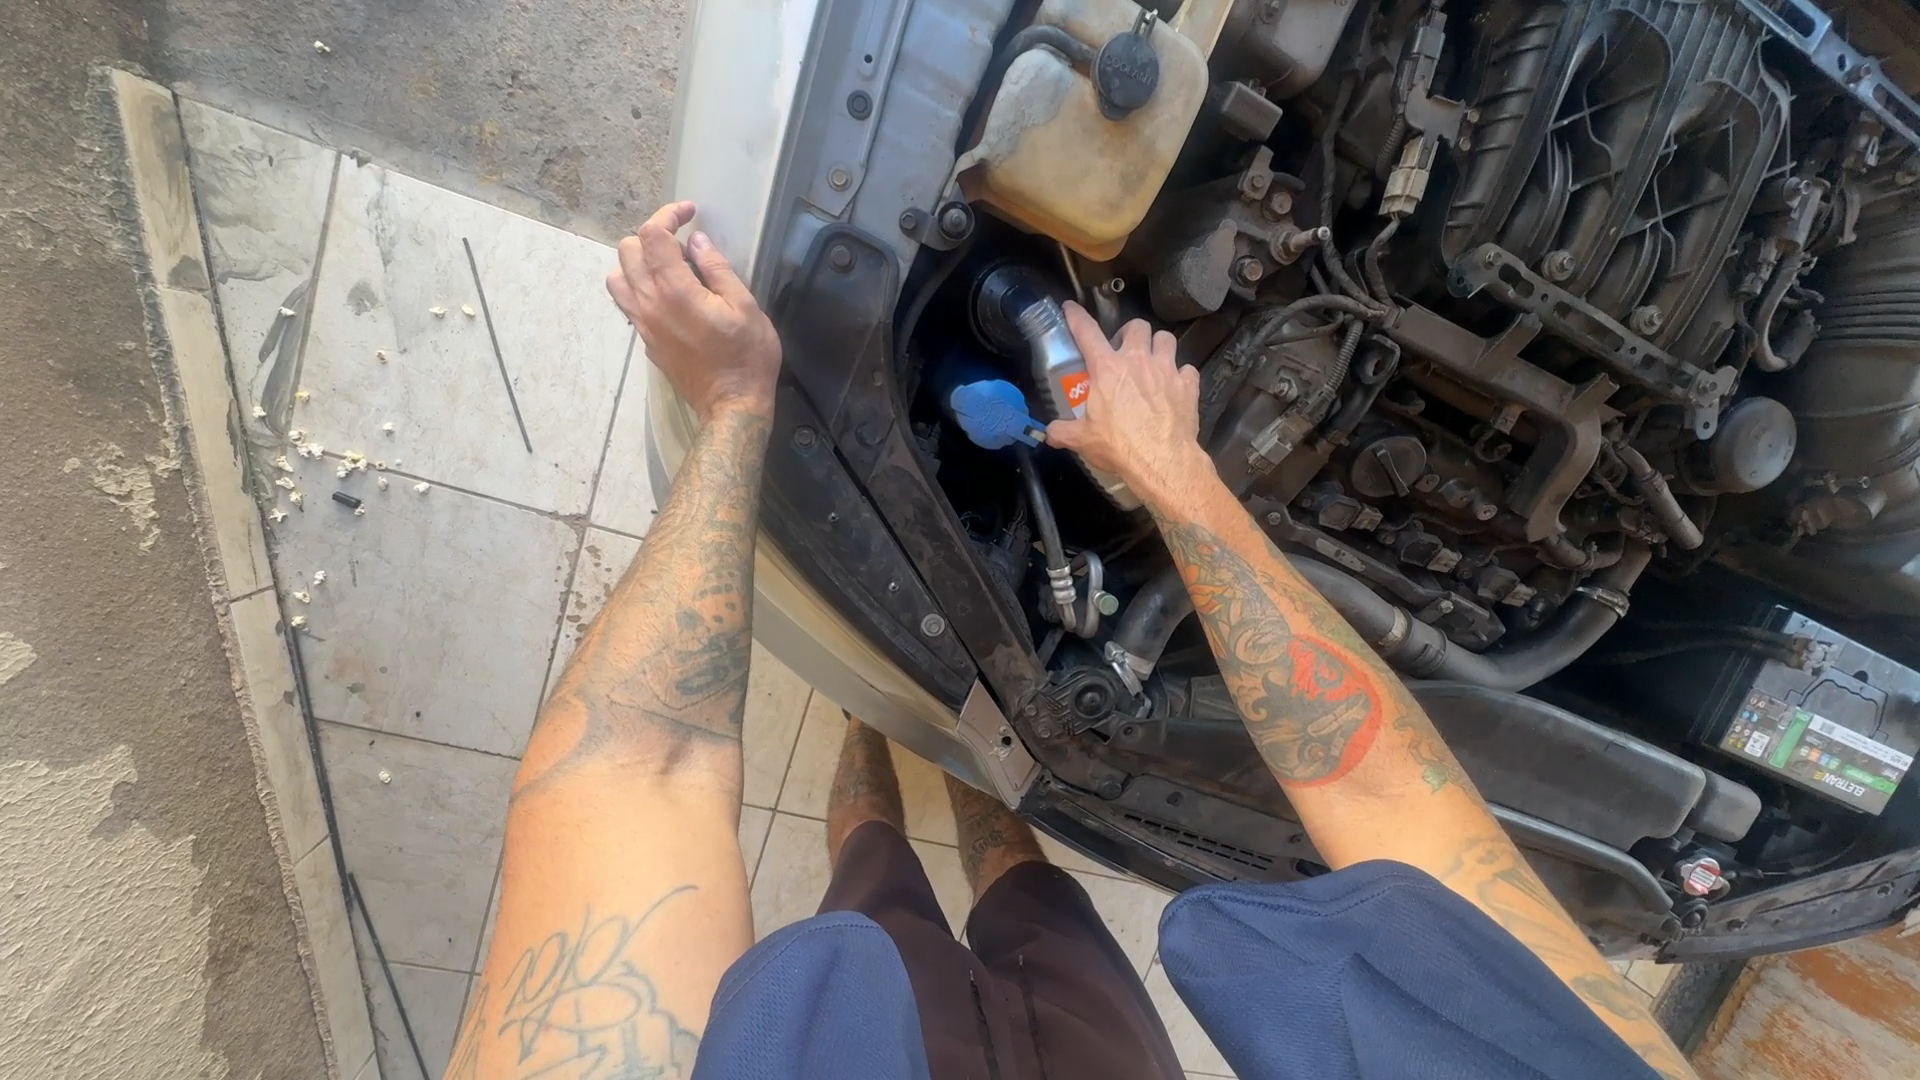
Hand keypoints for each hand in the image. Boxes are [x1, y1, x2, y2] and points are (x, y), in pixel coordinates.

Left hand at [607, 201, 780, 419]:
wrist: (732, 406)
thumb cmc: (747, 357)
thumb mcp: (746, 307)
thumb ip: (718, 269)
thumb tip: (697, 242)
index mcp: (675, 290)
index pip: (653, 235)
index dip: (669, 215)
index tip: (690, 213)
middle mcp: (649, 303)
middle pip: (628, 250)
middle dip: (653, 237)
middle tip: (684, 247)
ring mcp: (642, 324)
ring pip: (617, 277)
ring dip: (638, 263)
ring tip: (668, 270)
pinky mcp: (646, 341)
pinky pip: (628, 303)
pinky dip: (640, 288)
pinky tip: (668, 297)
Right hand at [1045, 302, 1206, 507]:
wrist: (1161, 460)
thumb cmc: (1118, 445)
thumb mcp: (1082, 440)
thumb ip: (1063, 432)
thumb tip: (1049, 434)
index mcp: (1107, 369)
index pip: (1087, 332)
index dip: (1076, 317)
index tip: (1071, 308)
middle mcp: (1137, 360)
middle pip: (1136, 326)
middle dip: (1130, 333)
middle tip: (1125, 349)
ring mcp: (1166, 370)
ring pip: (1166, 339)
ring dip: (1158, 346)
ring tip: (1153, 360)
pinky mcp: (1188, 385)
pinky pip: (1187, 370)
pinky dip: (1181, 375)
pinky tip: (1176, 386)